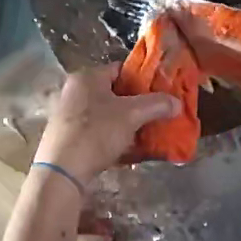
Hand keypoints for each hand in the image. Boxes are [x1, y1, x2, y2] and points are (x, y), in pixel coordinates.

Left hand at [34, 65, 180, 183]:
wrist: (62, 170)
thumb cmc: (96, 132)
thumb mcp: (131, 115)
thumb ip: (156, 105)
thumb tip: (177, 103)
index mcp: (86, 77)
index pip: (120, 69)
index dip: (143, 79)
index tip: (160, 93)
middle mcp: (74, 92)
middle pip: (113, 94)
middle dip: (136, 106)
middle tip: (156, 116)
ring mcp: (68, 116)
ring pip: (106, 116)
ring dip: (126, 125)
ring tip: (146, 136)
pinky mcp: (68, 137)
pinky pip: (97, 133)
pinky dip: (113, 139)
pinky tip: (128, 151)